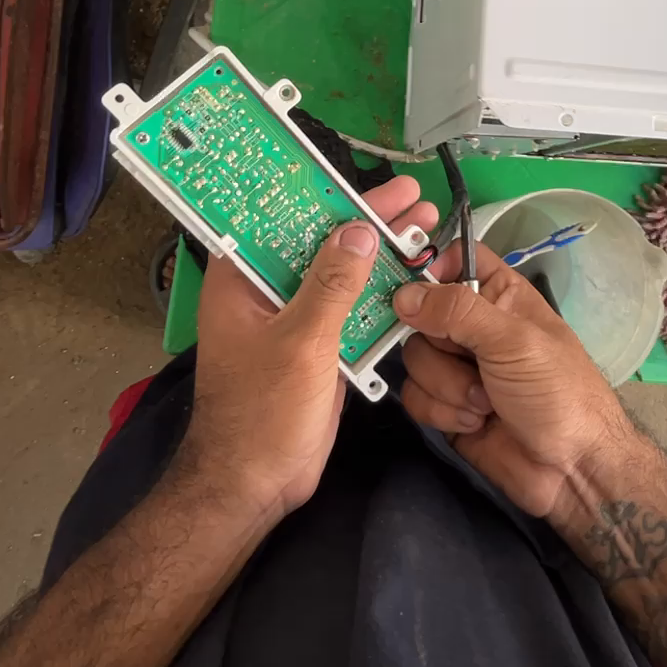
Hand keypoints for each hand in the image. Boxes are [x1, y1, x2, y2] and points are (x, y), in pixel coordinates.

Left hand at [181, 175, 437, 521]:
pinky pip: (352, 307)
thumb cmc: (263, 413)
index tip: (359, 180)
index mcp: (242, 282)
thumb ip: (332, 285)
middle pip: (320, 242)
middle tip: (411, 196)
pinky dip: (381, 293)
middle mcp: (267, 291)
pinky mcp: (319, 342)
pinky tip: (414, 276)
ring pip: (341, 273)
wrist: (259, 485)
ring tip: (424, 227)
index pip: (280, 221)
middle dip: (366, 221)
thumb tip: (358, 232)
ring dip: (380, 254)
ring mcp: (296, 317)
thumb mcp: (300, 343)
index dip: (321, 195)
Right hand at [392, 244, 638, 515]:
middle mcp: (474, 326)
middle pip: (421, 313)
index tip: (408, 284)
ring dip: (447, 385)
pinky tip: (475, 423)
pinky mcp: (445, 405)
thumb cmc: (557, 390)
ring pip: (415, 358)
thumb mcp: (512, 341)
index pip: (455, 259)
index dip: (431, 266)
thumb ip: (456, 311)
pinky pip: (415, 395)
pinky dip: (442, 412)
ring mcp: (458, 366)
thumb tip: (403, 294)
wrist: (571, 470)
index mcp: (498, 295)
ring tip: (485, 403)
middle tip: (471, 361)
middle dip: (440, 345)